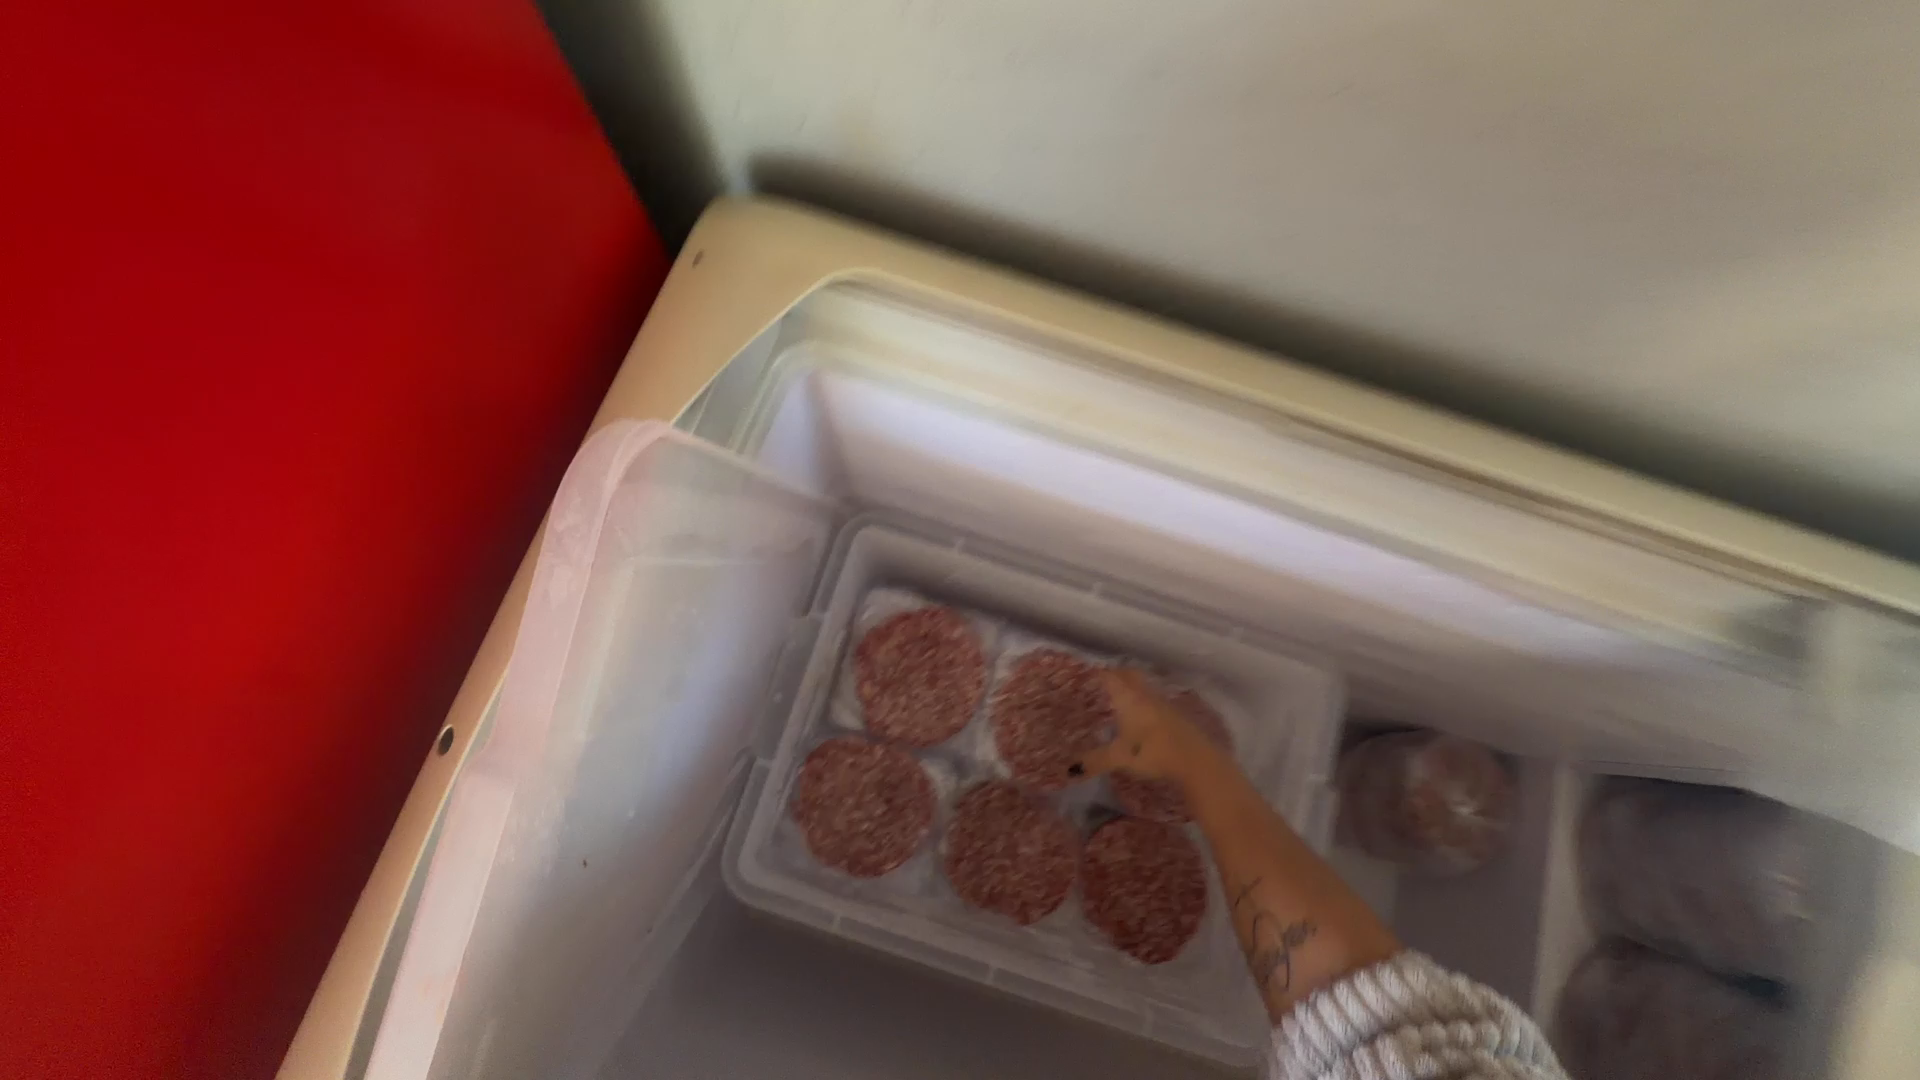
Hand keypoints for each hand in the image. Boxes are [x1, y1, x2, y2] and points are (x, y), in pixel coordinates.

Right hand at [1071, 668, 1226, 783]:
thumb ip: (1095, 761)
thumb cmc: (1153, 752)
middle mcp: (1145, 695)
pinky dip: (1145, 702)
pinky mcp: (1176, 716)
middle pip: (1130, 675)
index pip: (1110, 676)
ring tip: (1120, 698)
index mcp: (1129, 698)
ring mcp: (1164, 704)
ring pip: (1144, 687)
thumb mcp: (1120, 758)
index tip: (1087, 673)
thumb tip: (1069, 770)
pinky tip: (1143, 717)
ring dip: (1133, 687)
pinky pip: (1155, 700)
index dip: (1098, 673)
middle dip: (1117, 674)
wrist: (1196, 760)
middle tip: (1103, 681)